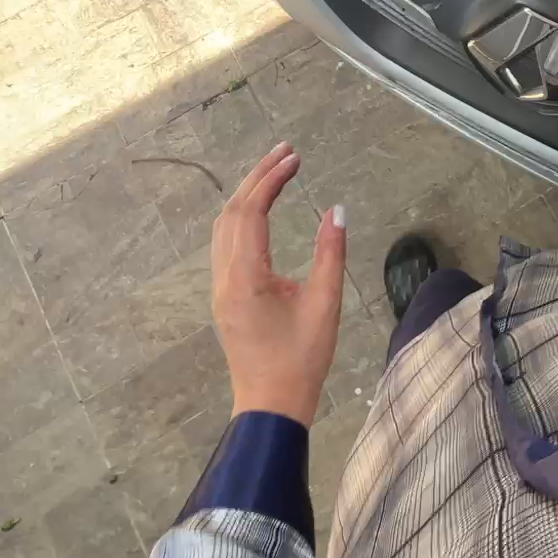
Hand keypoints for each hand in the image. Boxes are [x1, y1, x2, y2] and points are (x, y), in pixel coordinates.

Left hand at [211, 141, 346, 425]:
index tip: (295, 158)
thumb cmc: (302, 358)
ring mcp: (220, 287)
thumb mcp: (326, 304)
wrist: (271, 406)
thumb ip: (330, 253)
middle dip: (257, 177)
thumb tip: (337, 210)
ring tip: (275, 169)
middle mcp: (224, 278)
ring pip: (224, 227)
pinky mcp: (225, 295)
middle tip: (286, 151)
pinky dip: (242, 214)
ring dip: (247, 194)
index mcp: (246, 279)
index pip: (251, 214)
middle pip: (231, 213)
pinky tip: (261, 207)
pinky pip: (226, 242)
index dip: (271, 180)